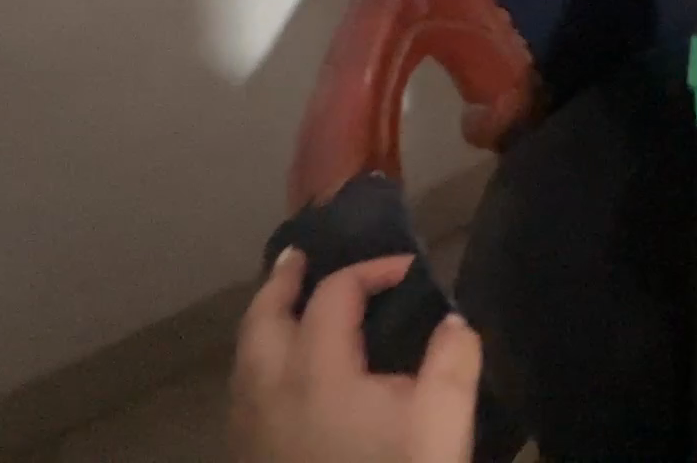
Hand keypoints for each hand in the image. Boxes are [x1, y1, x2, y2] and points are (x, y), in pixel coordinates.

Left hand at [231, 250, 481, 462]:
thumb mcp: (442, 420)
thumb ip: (453, 359)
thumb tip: (452, 322)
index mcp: (318, 376)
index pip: (334, 297)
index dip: (370, 271)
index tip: (409, 269)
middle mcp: (271, 397)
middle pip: (262, 324)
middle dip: (281, 285)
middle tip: (299, 255)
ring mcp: (252, 434)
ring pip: (243, 361)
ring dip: (264, 321)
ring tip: (287, 301)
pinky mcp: (252, 461)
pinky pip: (244, 391)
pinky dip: (260, 358)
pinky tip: (284, 368)